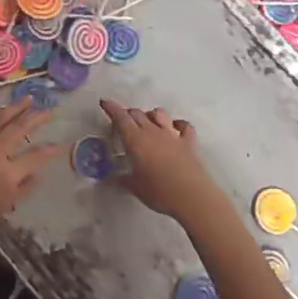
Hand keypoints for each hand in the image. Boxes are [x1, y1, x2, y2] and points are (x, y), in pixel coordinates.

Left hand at [0, 100, 61, 240]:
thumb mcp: (1, 208)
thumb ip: (22, 189)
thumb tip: (37, 173)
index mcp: (7, 177)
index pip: (35, 157)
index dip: (51, 149)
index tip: (63, 141)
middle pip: (18, 130)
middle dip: (36, 118)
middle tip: (49, 109)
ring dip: (15, 108)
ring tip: (28, 99)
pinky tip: (1, 111)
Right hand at [100, 99, 223, 222]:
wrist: (192, 196)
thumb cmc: (159, 192)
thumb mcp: (135, 187)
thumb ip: (122, 179)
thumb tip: (111, 179)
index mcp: (136, 141)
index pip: (121, 119)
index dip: (112, 109)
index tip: (104, 102)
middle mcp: (153, 132)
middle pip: (138, 114)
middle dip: (128, 114)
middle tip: (122, 121)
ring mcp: (172, 135)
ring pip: (159, 114)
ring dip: (149, 115)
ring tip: (146, 122)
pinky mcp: (188, 142)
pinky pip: (183, 126)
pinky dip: (177, 124)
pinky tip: (174, 128)